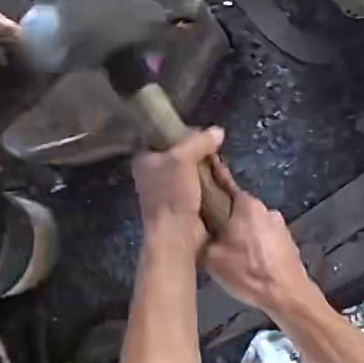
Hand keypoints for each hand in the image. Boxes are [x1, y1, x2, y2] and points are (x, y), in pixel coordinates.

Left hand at [133, 127, 224, 243]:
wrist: (177, 235)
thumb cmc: (172, 194)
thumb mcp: (183, 159)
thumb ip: (200, 142)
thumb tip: (219, 131)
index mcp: (143, 158)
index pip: (156, 134)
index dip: (175, 127)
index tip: (196, 126)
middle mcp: (152, 171)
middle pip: (176, 150)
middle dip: (195, 147)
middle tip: (213, 143)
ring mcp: (167, 188)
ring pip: (188, 167)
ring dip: (204, 164)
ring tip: (220, 158)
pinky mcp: (182, 201)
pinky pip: (196, 182)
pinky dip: (208, 179)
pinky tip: (220, 175)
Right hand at [204, 164, 319, 319]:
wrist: (287, 294)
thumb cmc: (247, 271)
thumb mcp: (210, 256)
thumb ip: (201, 236)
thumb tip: (193, 226)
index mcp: (247, 205)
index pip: (225, 182)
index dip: (212, 175)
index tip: (203, 164)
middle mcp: (265, 209)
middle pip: (237, 205)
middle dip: (223, 213)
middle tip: (206, 225)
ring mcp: (279, 225)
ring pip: (250, 222)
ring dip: (239, 230)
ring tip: (225, 249)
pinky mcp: (286, 240)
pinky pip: (262, 236)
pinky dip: (252, 242)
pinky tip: (244, 259)